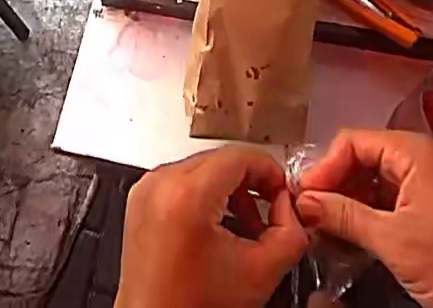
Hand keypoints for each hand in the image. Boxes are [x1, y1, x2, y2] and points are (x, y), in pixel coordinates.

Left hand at [116, 146, 309, 307]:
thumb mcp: (258, 274)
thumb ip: (289, 233)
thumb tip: (290, 205)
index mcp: (187, 195)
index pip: (241, 156)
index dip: (269, 171)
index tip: (282, 190)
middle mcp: (162, 184)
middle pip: (223, 160)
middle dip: (252, 184)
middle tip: (269, 212)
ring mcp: (148, 190)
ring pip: (205, 168)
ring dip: (231, 190)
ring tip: (245, 225)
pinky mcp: (142, 199)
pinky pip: (185, 180)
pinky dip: (207, 196)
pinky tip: (220, 227)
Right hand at [294, 129, 432, 307]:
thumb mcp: (395, 241)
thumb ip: (346, 217)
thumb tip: (308, 201)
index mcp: (411, 151)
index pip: (352, 141)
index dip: (324, 168)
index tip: (303, 197)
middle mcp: (415, 159)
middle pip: (359, 159)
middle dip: (333, 187)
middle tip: (308, 218)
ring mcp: (421, 184)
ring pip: (370, 183)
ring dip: (346, 206)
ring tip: (323, 234)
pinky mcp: (425, 209)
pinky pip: (384, 203)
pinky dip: (364, 219)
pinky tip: (348, 242)